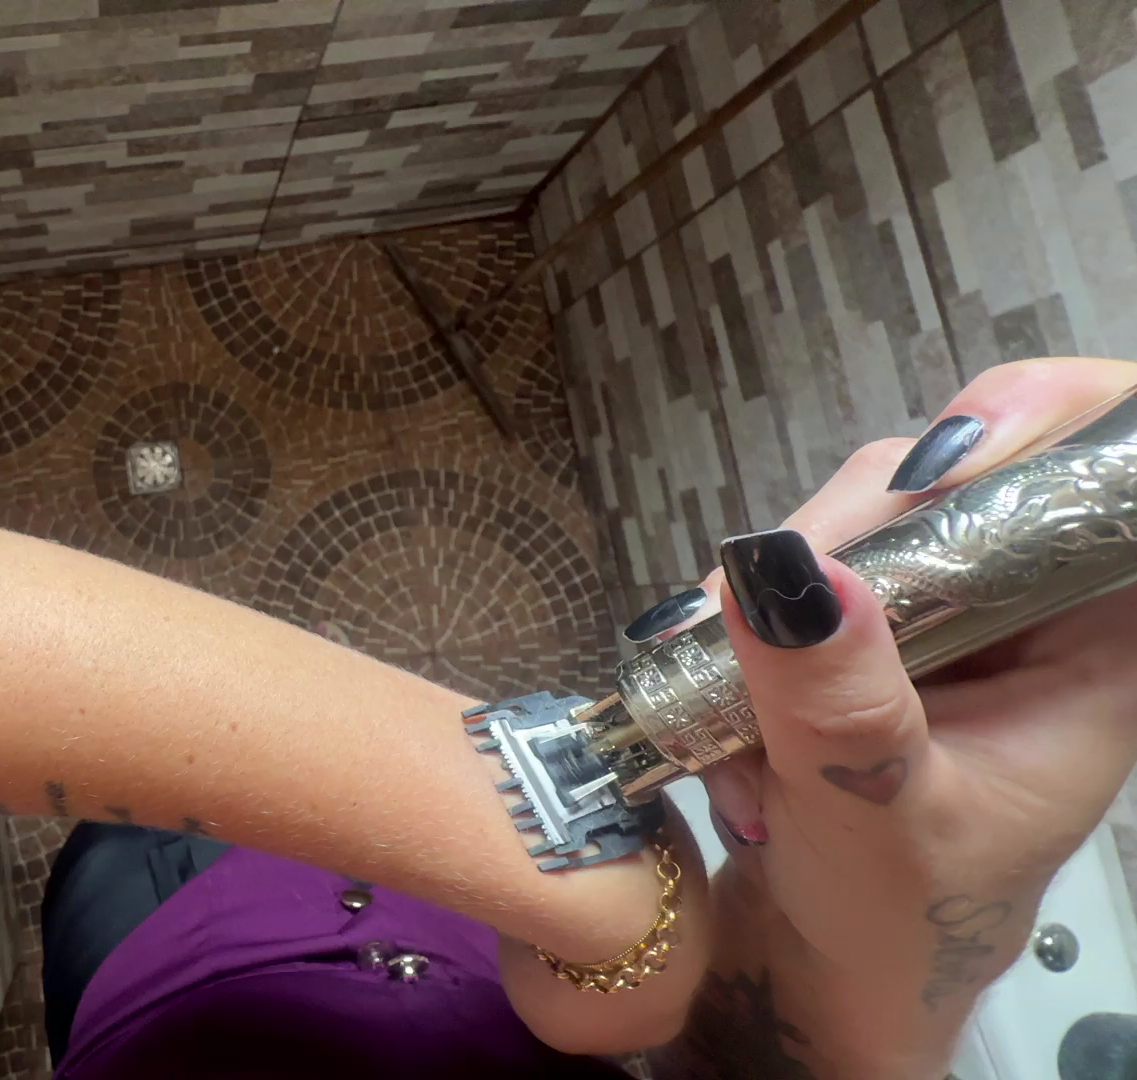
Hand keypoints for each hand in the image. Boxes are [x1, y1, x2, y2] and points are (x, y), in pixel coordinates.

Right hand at [687, 358, 1136, 1015]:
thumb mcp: (871, 811)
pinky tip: (713, 697)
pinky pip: (772, 576)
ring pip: (830, 526)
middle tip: (745, 625)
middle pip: (928, 482)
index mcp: (1100, 643)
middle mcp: (1012, 605)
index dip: (1030, 428)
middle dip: (822, 543)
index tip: (922, 482)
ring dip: (752, 602)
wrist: (824, 943)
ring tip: (721, 703)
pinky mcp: (837, 628)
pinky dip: (725, 624)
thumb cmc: (891, 906)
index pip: (1111, 475)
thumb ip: (834, 697)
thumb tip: (775, 565)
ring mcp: (915, 612)